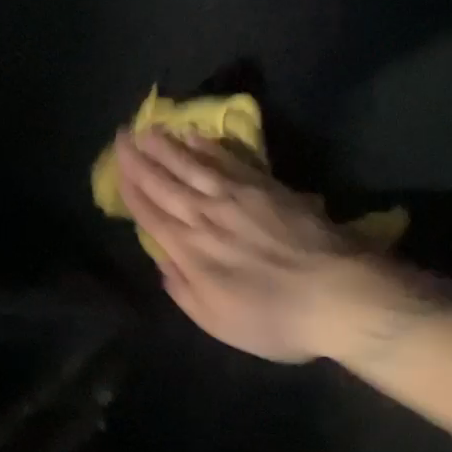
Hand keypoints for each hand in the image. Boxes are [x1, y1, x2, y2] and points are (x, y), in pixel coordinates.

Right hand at [113, 129, 368, 361]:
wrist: (335, 289)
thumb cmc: (276, 318)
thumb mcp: (220, 323)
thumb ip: (186, 292)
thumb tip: (163, 263)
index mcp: (192, 252)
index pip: (153, 215)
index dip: (132, 191)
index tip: (116, 167)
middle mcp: (207, 216)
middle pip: (167, 183)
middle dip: (142, 161)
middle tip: (122, 136)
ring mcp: (238, 195)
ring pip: (193, 165)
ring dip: (168, 147)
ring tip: (148, 129)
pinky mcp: (266, 185)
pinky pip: (229, 159)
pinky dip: (208, 147)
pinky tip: (195, 136)